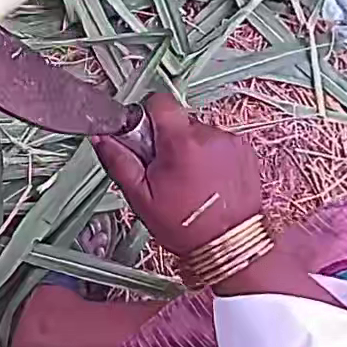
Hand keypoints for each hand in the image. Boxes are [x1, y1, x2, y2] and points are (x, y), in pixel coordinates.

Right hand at [93, 92, 263, 257]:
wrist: (229, 245)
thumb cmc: (185, 226)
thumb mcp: (140, 196)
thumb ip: (118, 161)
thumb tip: (102, 138)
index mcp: (181, 142)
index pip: (158, 102)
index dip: (145, 117)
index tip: (142, 139)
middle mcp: (210, 135)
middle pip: (177, 121)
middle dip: (165, 140)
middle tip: (162, 171)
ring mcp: (231, 142)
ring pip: (197, 133)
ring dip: (188, 150)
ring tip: (186, 181)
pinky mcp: (244, 151)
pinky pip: (217, 144)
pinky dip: (208, 158)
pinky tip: (204, 182)